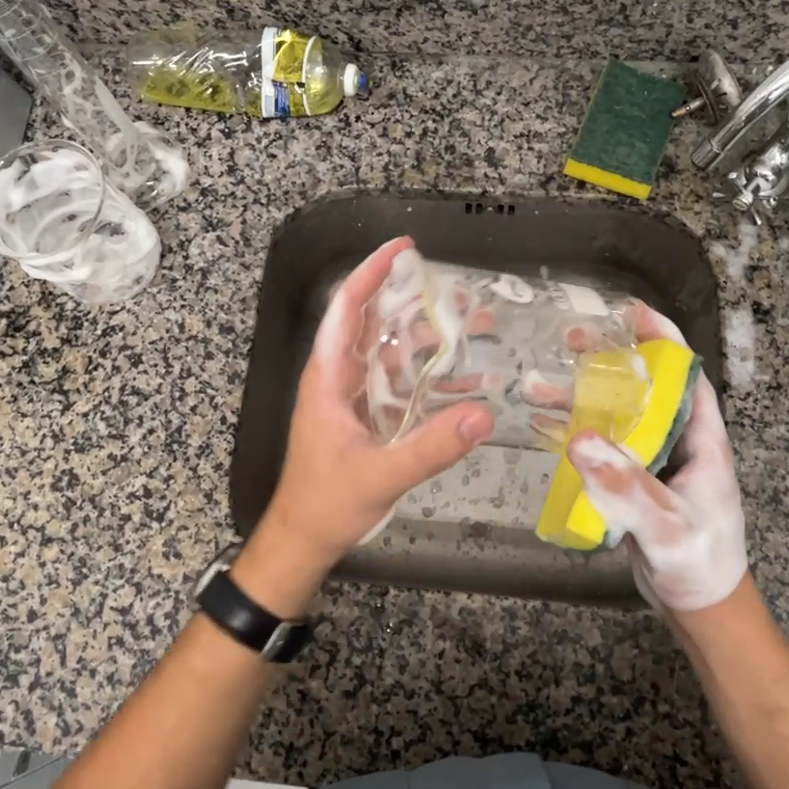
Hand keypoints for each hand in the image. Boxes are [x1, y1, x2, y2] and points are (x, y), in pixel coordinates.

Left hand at [248, 237, 494, 599]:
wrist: (304, 540)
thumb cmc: (326, 504)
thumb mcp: (381, 474)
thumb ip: (431, 447)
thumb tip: (484, 415)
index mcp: (329, 377)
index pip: (348, 308)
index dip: (372, 272)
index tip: (404, 248)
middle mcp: (339, 377)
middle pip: (374, 322)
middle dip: (413, 301)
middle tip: (458, 291)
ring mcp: (352, 397)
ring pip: (389, 352)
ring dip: (426, 337)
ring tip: (472, 326)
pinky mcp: (365, 417)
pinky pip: (398, 383)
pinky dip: (427, 375)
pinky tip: (465, 378)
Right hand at [565, 304, 748, 613]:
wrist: (700, 606)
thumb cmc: (699, 562)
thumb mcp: (666, 524)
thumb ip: (626, 485)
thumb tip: (579, 439)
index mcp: (701, 441)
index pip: (685, 377)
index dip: (663, 341)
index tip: (631, 313)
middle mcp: (679, 443)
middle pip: (643, 389)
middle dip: (609, 362)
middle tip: (569, 343)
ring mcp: (655, 463)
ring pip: (618, 418)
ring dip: (583, 399)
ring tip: (541, 384)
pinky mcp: (635, 483)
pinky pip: (605, 449)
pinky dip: (576, 434)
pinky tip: (544, 426)